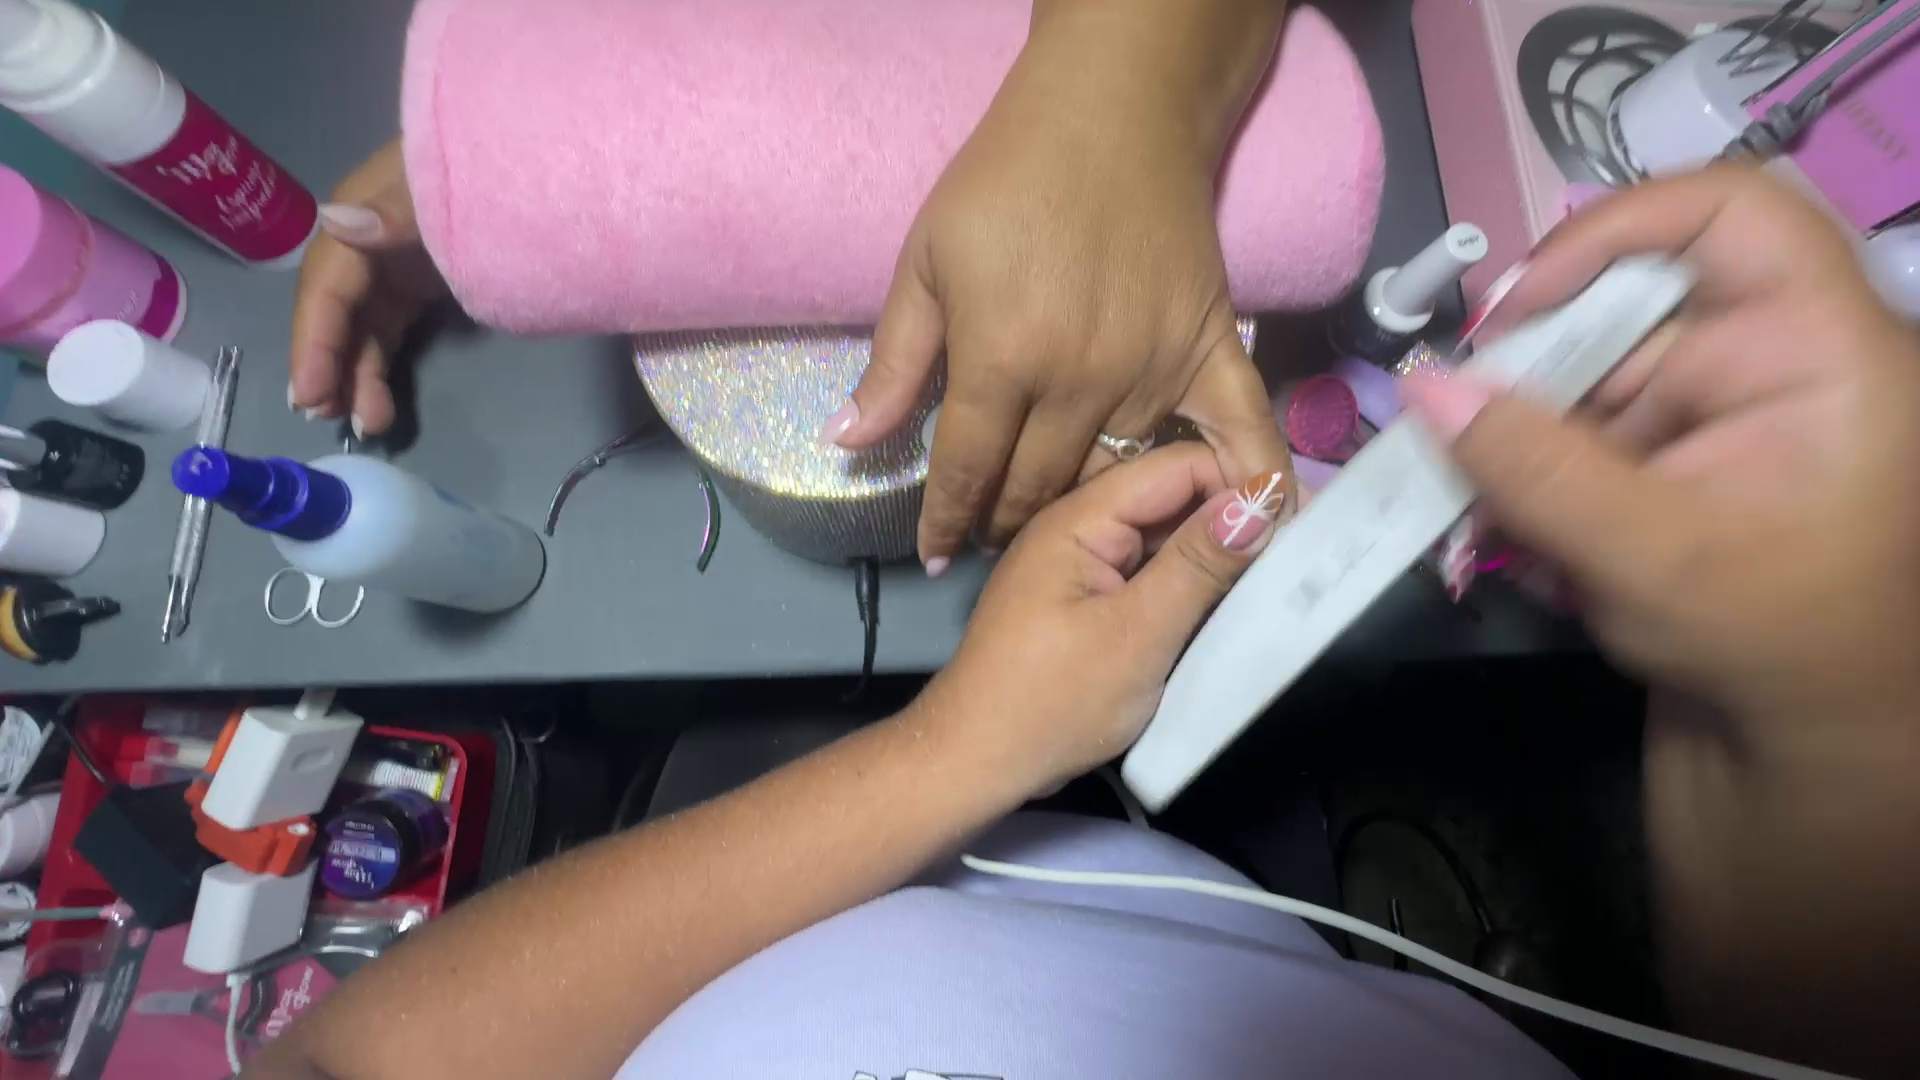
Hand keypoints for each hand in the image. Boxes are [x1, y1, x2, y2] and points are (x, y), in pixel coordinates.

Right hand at [288, 139, 448, 436]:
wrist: (513, 169)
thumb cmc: (468, 172)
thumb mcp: (429, 189)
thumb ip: (395, 212)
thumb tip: (338, 224)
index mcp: (358, 223)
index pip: (327, 291)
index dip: (316, 341)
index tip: (312, 390)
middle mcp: (364, 250)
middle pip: (338, 317)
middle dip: (331, 368)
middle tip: (329, 417)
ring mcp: (390, 271)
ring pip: (364, 331)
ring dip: (359, 377)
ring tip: (366, 424)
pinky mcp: (414, 288)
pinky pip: (389, 332)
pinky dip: (382, 365)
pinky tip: (378, 400)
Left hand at [823, 8, 1290, 572]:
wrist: (1110, 113)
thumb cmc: (1003, 186)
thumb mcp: (924, 266)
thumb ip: (894, 366)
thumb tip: (846, 444)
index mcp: (1002, 358)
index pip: (967, 471)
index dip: (945, 521)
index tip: (935, 556)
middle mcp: (1079, 381)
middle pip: (1034, 488)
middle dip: (1001, 522)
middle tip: (986, 535)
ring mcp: (1151, 372)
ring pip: (1108, 477)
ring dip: (1075, 510)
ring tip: (1053, 530)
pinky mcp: (1208, 352)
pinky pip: (1238, 433)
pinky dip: (1242, 484)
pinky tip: (1243, 527)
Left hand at [916, 444, 1287, 794]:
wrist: (978, 758)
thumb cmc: (1053, 701)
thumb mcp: (1137, 634)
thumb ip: (1198, 565)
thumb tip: (1260, 500)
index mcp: (1080, 517)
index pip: (1176, 465)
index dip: (1240, 482)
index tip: (1298, 520)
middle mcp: (1077, 526)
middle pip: (1170, 498)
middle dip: (1231, 519)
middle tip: (1297, 555)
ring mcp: (1078, 563)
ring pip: (1161, 538)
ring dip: (1210, 555)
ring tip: (1273, 578)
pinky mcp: (1082, 598)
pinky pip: (1143, 573)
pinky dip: (1182, 584)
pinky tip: (1222, 604)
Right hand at [1400, 165, 1919, 736]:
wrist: (1798, 739)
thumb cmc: (1771, 640)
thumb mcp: (1645, 550)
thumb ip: (1527, 465)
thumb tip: (1419, 387)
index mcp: (1805, 351)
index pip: (1722, 215)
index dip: (1605, 233)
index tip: (1510, 314)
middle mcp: (1746, 363)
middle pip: (1608, 314)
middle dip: (1520, 381)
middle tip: (1457, 450)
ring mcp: (1689, 414)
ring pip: (1562, 387)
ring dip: (1503, 447)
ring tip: (1490, 520)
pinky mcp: (1643, 459)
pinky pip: (1551, 438)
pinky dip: (1510, 479)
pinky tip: (1512, 537)